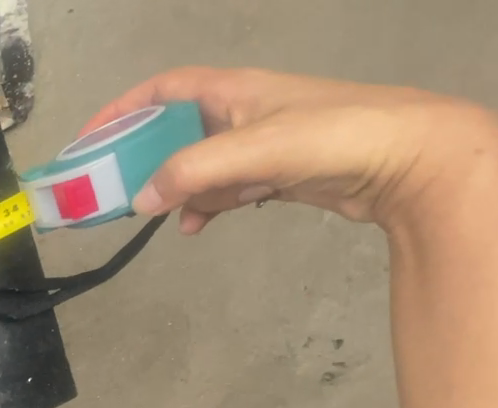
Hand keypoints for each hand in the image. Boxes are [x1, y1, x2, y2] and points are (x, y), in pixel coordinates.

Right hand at [82, 67, 497, 234]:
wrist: (411, 158)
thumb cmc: (334, 137)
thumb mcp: (254, 150)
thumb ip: (190, 173)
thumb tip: (138, 201)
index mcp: (233, 91)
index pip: (163, 89)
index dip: (121, 109)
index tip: (86, 140)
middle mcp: (240, 112)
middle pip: (171, 130)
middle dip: (137, 157)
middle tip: (108, 187)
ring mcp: (257, 144)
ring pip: (192, 165)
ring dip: (168, 189)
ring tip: (148, 214)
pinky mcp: (272, 173)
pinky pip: (219, 190)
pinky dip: (201, 207)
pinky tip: (194, 228)